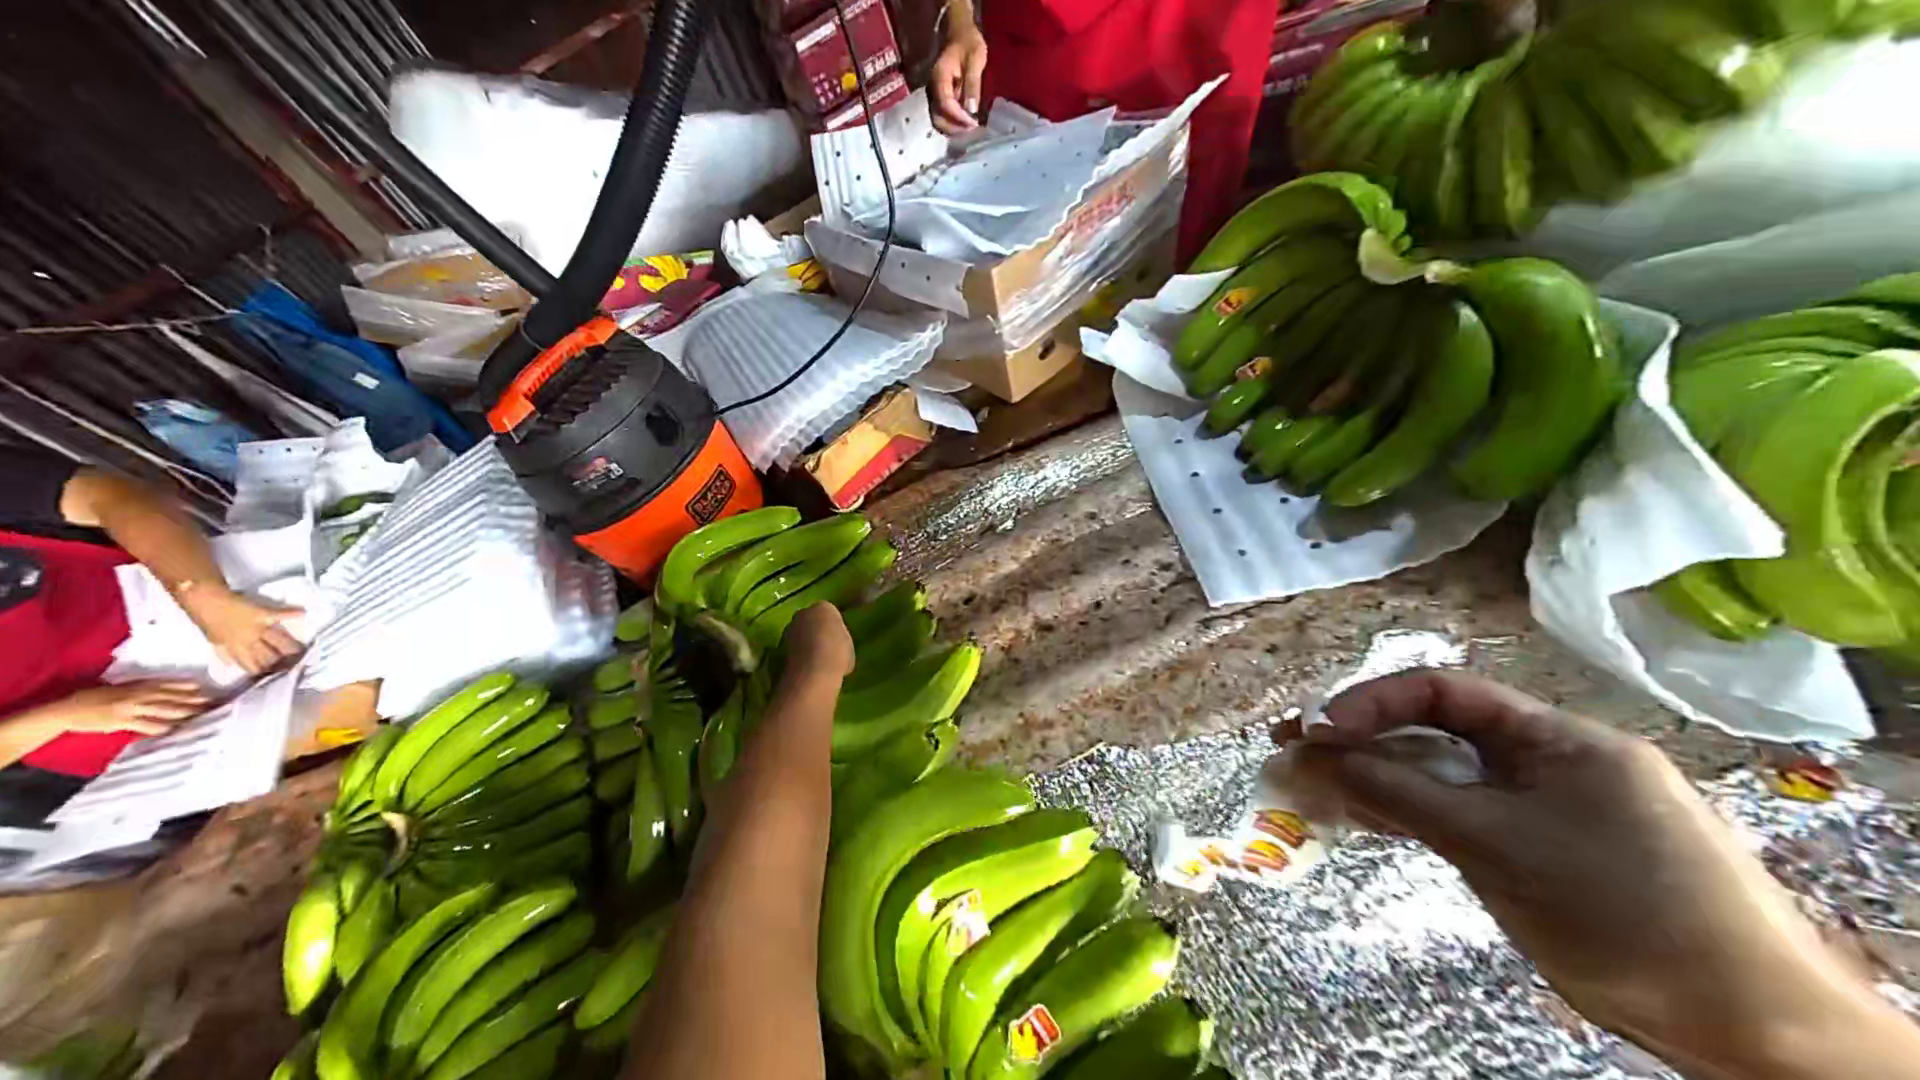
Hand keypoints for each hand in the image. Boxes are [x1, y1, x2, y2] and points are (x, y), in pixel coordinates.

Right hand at [43, 680, 211, 736]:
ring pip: (164, 710)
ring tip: (200, 715)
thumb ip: (139, 686)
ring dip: (184, 713)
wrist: (65, 710)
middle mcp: (136, 695)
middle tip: (211, 702)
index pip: (166, 685)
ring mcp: (130, 708)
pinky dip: (161, 727)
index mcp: (135, 686)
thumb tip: (163, 687)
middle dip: (192, 700)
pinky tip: (174, 729)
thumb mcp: (117, 687)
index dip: (185, 687)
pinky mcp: (122, 721)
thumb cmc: (91, 698)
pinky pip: (147, 725)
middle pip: (171, 697)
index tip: (202, 688)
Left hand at [181, 585, 303, 674]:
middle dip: (279, 661)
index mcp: (235, 647)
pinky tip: (303, 613)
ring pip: (278, 640)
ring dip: (289, 645)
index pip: (252, 664)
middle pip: (268, 654)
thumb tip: (230, 664)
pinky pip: (281, 614)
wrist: (203, 601)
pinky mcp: (263, 614)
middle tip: (292, 666)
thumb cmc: (206, 619)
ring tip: (301, 650)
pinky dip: (293, 613)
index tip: (272, 674)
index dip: (262, 670)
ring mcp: (257, 627)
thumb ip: (224, 652)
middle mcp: (248, 640)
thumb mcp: (213, 639)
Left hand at [780, 602, 854, 681]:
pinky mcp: (779, 647)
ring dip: (804, 643)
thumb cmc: (837, 653)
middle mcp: (803, 613)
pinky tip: (806, 667)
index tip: (837, 638)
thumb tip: (834, 646)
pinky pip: (793, 648)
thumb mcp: (848, 645)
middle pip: (810, 620)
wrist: (814, 673)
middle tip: (826, 647)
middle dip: (816, 630)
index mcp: (823, 607)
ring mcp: (789, 629)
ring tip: (815, 659)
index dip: (833, 626)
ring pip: (799, 634)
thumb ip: (840, 639)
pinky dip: (797, 655)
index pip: (829, 613)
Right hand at [928, 25, 987, 133]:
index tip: (973, 122)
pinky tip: (966, 124)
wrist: (960, 34)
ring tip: (970, 128)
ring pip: (939, 121)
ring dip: (954, 129)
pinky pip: (943, 118)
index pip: (945, 105)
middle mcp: (933, 89)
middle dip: (955, 128)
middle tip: (973, 129)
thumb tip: (971, 110)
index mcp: (939, 77)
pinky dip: (953, 125)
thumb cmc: (968, 44)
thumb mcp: (975, 60)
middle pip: (938, 118)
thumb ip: (972, 84)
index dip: (958, 117)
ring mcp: (934, 96)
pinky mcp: (939, 100)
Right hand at [1294, 670, 1916, 1076]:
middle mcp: (1544, 760)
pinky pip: (1452, 813)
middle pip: (1433, 731)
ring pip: (1436, 775)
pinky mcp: (1529, 846)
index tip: (1318, 728)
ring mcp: (1536, 806)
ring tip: (1306, 783)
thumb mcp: (1494, 844)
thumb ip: (1398, 791)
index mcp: (1556, 738)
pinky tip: (1355, 815)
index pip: (1445, 693)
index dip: (1372, 701)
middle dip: (1359, 738)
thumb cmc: (1622, 913)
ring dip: (1372, 778)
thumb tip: (1314, 753)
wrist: (1750, 1033)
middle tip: (1291, 746)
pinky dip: (1402, 812)